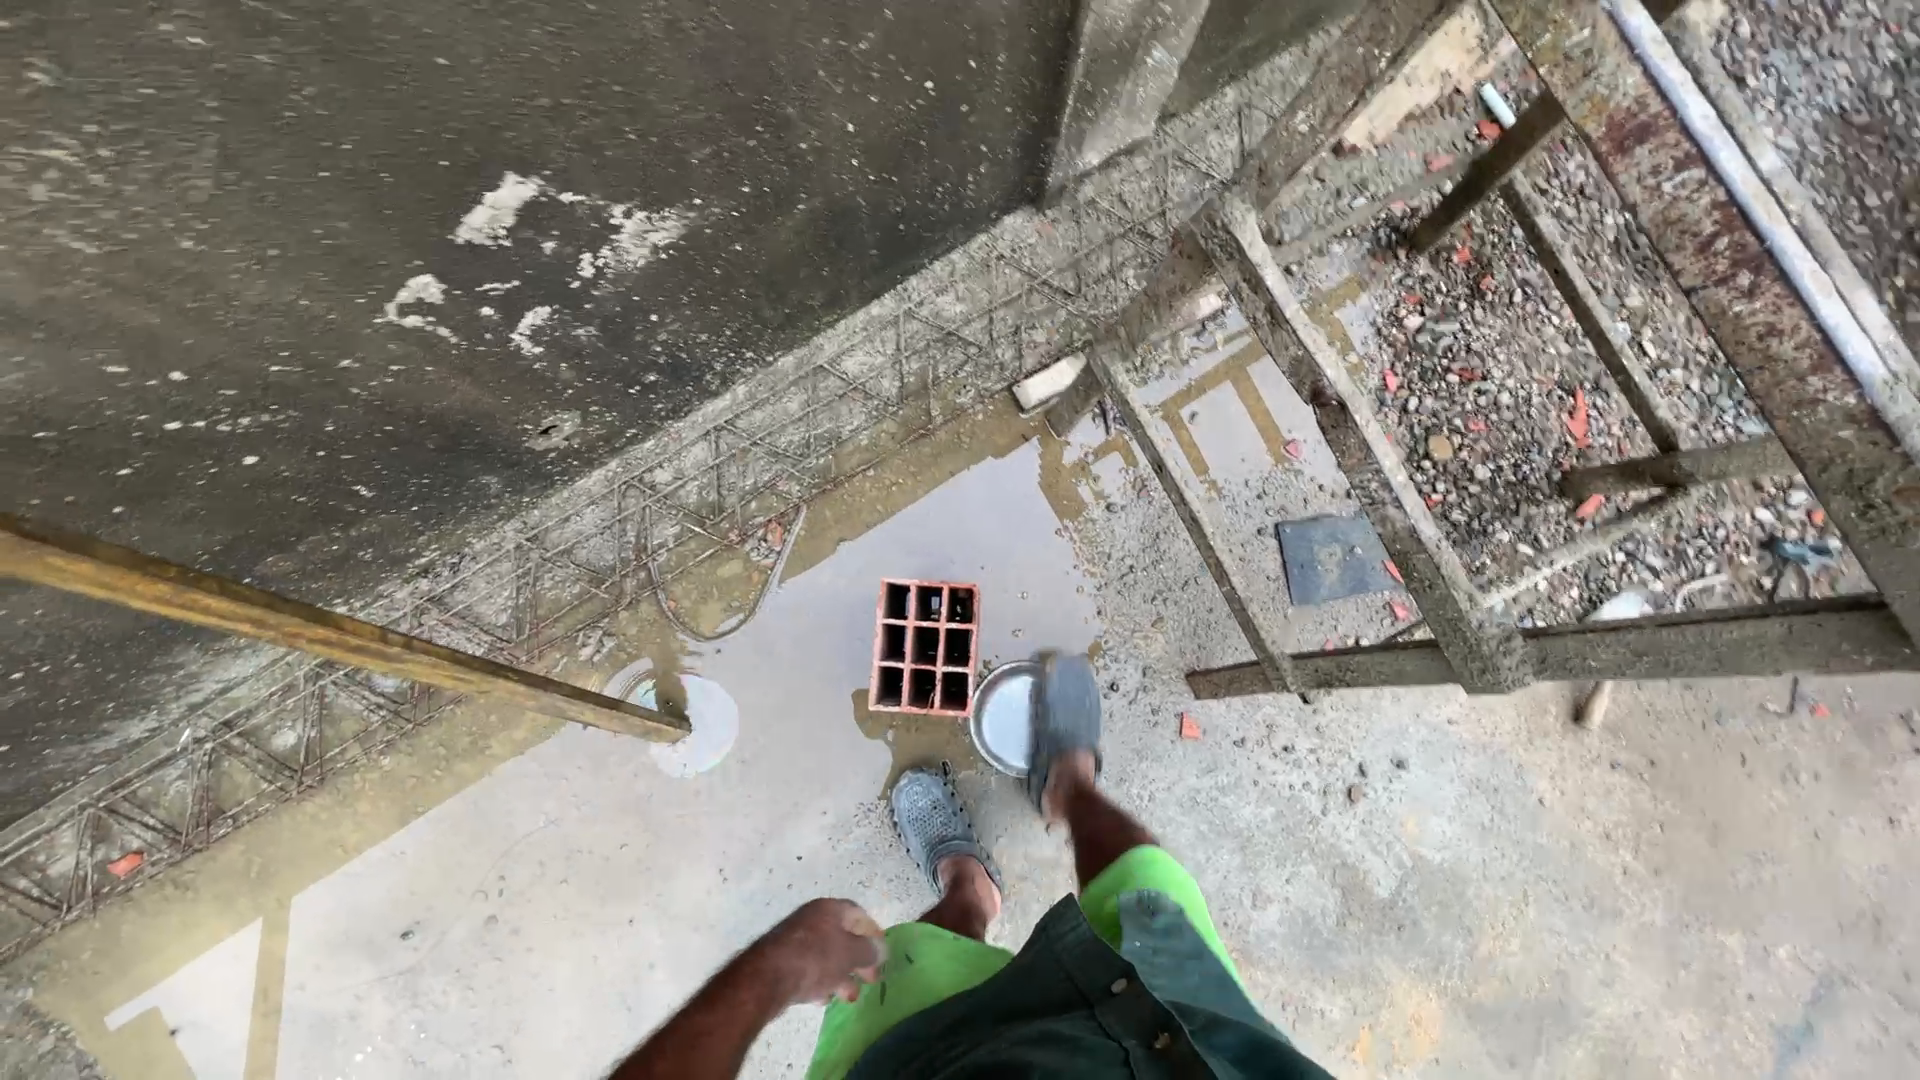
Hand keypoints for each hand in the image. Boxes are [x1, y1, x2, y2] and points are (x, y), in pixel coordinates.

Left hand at [750, 898, 886, 1004]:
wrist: (766, 979)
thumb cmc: (815, 958)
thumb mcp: (851, 954)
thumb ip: (869, 951)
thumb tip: (880, 949)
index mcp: (829, 908)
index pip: (858, 914)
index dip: (873, 933)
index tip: (882, 953)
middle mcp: (812, 919)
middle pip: (843, 936)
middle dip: (859, 959)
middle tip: (870, 978)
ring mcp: (795, 940)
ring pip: (826, 955)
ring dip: (841, 974)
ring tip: (849, 995)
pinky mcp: (782, 961)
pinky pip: (809, 968)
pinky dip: (821, 981)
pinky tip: (824, 998)